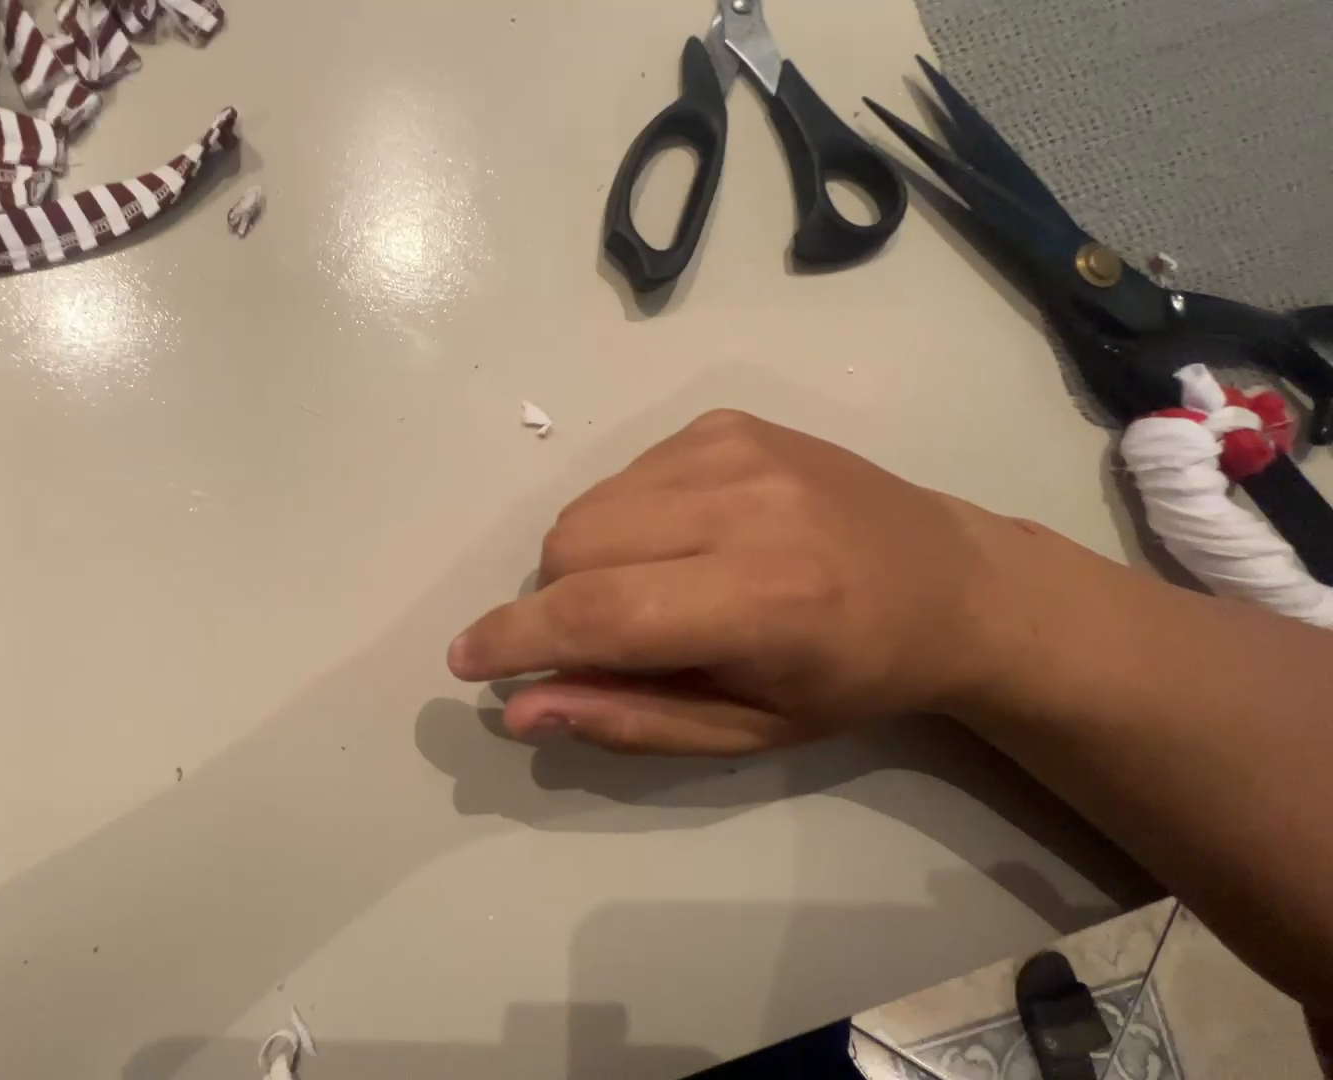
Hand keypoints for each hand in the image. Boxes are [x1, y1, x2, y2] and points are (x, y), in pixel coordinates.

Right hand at [446, 410, 1060, 754]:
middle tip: (596, 638)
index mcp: (763, 599)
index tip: (464, 659)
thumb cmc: (851, 676)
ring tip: (645, 588)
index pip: (600, 614)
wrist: (953, 580)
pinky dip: (617, 522)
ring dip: (581, 562)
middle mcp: (743, 504)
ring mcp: (732, 448)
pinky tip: (673, 541)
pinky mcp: (723, 422)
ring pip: (585, 508)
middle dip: (554, 604)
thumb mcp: (745, 729)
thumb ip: (628, 718)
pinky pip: (618, 478)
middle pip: (573, 548)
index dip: (517, 639)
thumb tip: (522, 710)